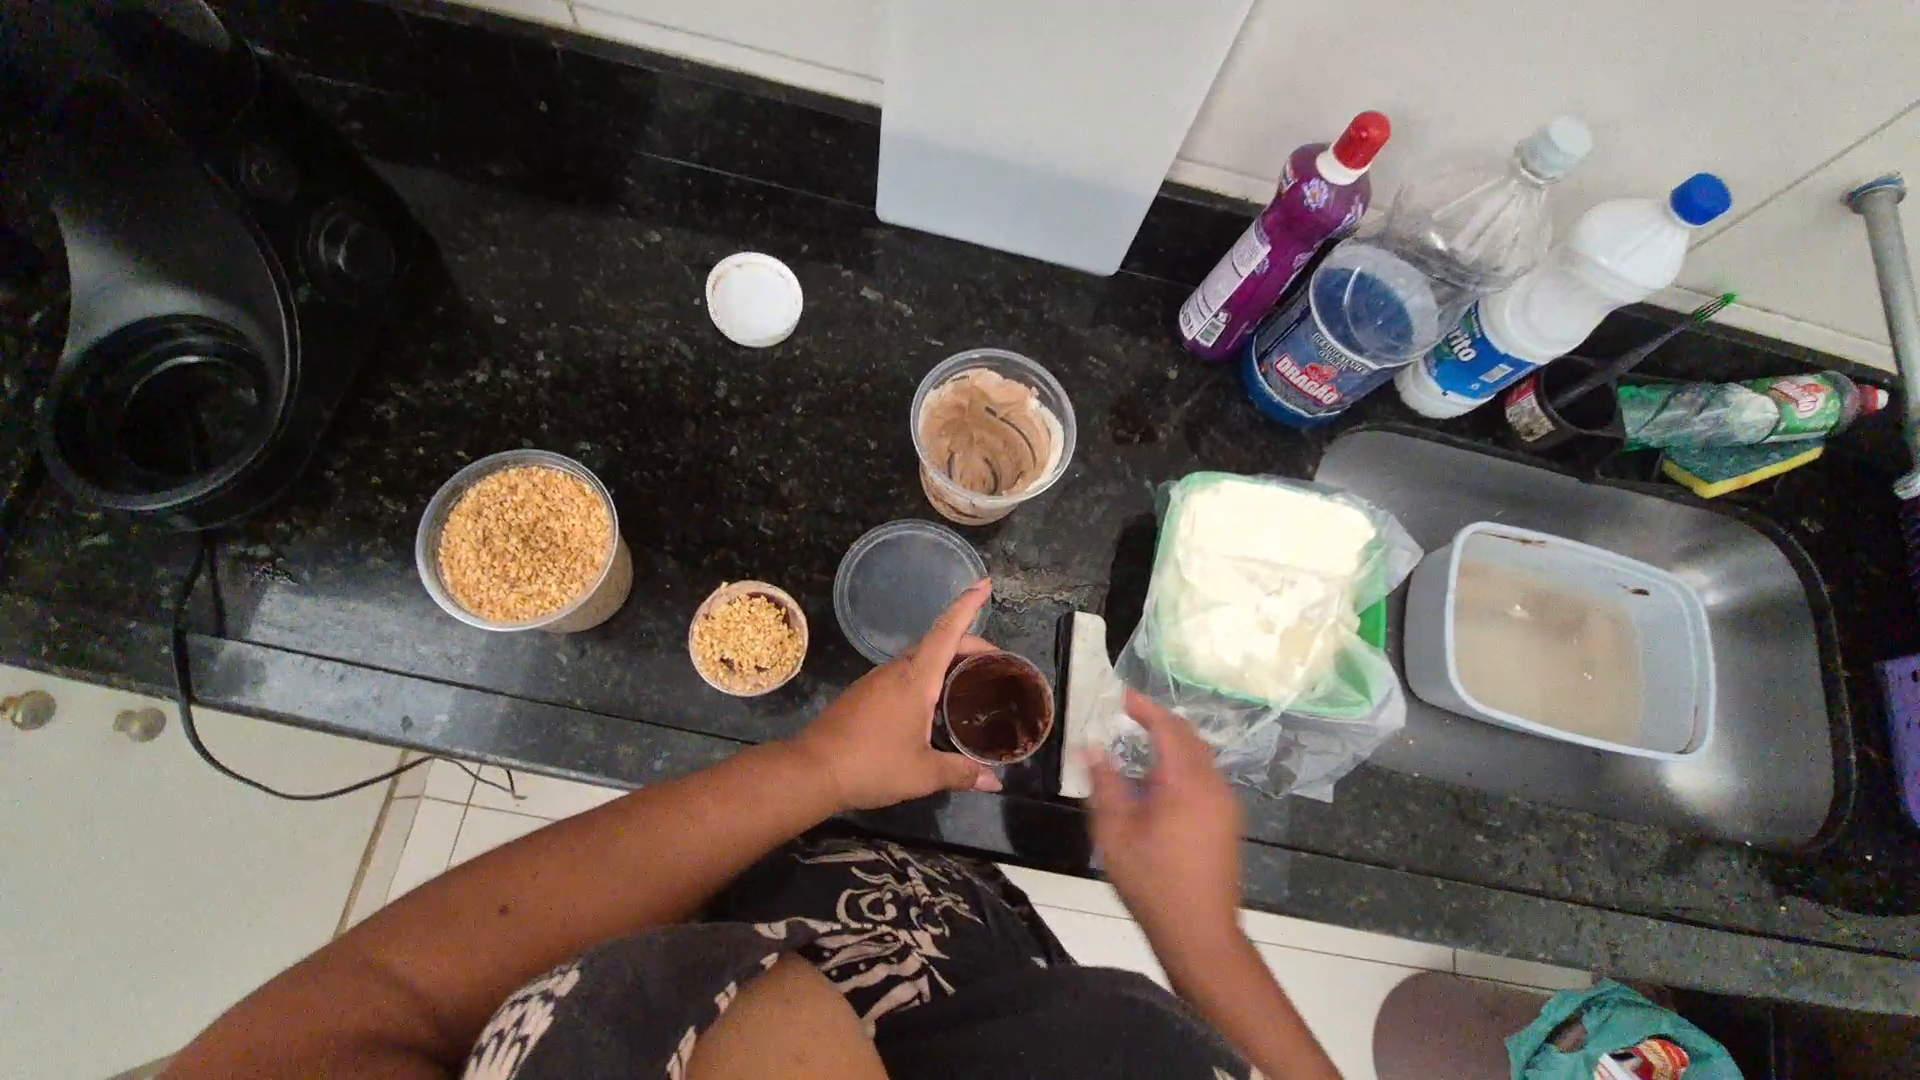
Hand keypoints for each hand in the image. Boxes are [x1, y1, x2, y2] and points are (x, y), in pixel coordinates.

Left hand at [790, 579, 1003, 810]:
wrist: (812, 771)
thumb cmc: (870, 765)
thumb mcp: (923, 774)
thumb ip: (961, 773)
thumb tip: (996, 783)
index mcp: (915, 679)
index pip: (947, 632)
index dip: (968, 605)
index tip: (985, 584)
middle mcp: (896, 671)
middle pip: (938, 643)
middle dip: (969, 643)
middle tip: (996, 661)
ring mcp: (877, 680)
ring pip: (919, 659)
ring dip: (946, 661)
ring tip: (970, 681)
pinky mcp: (865, 694)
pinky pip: (904, 674)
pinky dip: (927, 677)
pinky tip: (934, 704)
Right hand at [1086, 691, 1243, 950]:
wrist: (1201, 934)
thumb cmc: (1152, 882)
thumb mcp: (1114, 833)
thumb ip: (1104, 784)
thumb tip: (1092, 748)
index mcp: (1186, 783)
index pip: (1168, 727)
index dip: (1144, 707)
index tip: (1121, 696)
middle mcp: (1212, 785)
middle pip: (1188, 736)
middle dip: (1159, 721)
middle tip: (1128, 716)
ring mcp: (1226, 804)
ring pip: (1200, 756)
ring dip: (1172, 743)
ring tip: (1139, 746)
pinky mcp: (1229, 821)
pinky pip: (1205, 776)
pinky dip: (1182, 765)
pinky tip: (1159, 784)